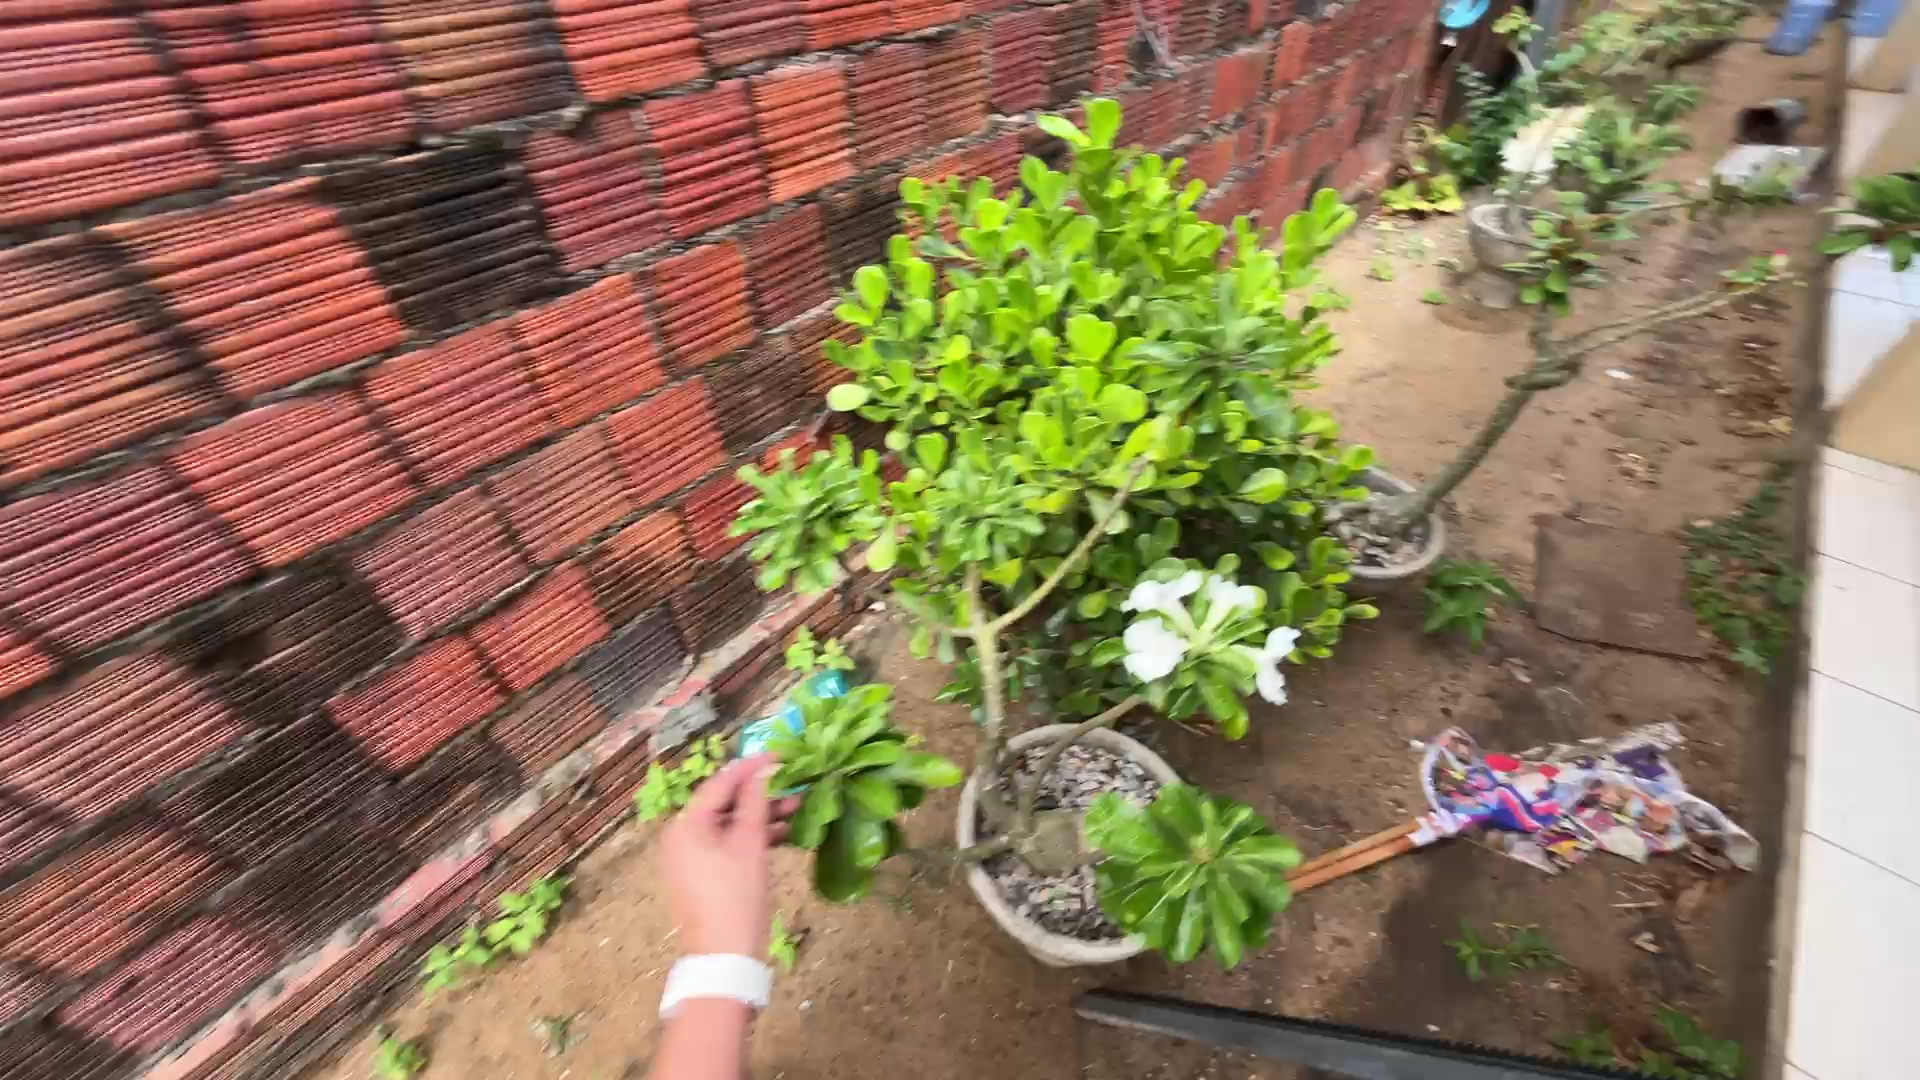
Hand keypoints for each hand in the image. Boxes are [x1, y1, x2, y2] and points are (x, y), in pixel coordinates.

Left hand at [660, 755, 797, 956]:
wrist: (725, 959)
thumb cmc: (736, 894)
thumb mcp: (751, 841)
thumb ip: (756, 798)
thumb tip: (765, 766)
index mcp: (686, 825)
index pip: (720, 782)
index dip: (751, 766)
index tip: (780, 754)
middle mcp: (682, 837)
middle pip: (725, 802)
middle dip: (760, 793)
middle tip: (793, 783)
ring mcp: (691, 858)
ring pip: (730, 823)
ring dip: (761, 815)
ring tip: (796, 808)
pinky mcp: (703, 875)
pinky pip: (728, 844)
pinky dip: (752, 837)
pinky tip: (783, 833)